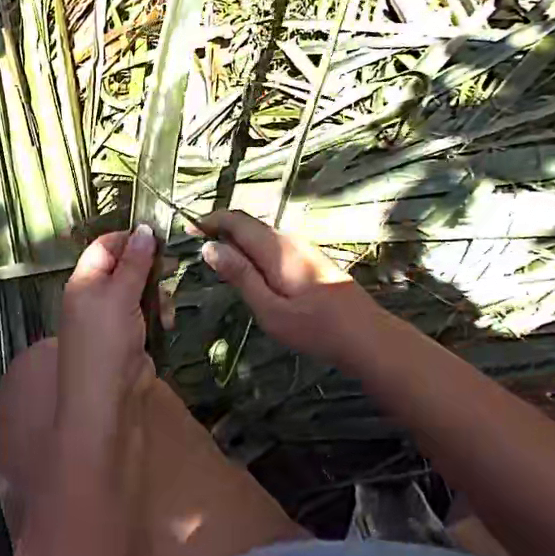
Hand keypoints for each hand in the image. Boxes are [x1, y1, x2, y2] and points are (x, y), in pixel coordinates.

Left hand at [58, 225, 158, 402]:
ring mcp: (112, 316)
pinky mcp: (129, 334)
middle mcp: (95, 295)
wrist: (108, 396)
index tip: (159, 236)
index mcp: (84, 281)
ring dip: (157, 293)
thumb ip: (135, 262)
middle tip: (172, 266)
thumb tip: (145, 229)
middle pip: (125, 266)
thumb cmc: (107, 339)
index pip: (105, 246)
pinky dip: (158, 313)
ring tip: (166, 305)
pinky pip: (146, 312)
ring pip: (140, 289)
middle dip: (149, 267)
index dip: (129, 238)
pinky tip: (165, 322)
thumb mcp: (120, 294)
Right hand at [197, 210, 381, 364]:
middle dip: (222, 232)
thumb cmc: (315, 328)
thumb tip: (210, 247)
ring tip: (220, 266)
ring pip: (262, 236)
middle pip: (248, 225)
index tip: (188, 231)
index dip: (210, 221)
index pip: (236, 219)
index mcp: (276, 247)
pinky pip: (275, 246)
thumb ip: (240, 275)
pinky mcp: (311, 258)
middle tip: (199, 252)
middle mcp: (289, 239)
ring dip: (239, 243)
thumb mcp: (269, 308)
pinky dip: (255, 252)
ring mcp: (303, 247)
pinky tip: (252, 275)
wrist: (366, 335)